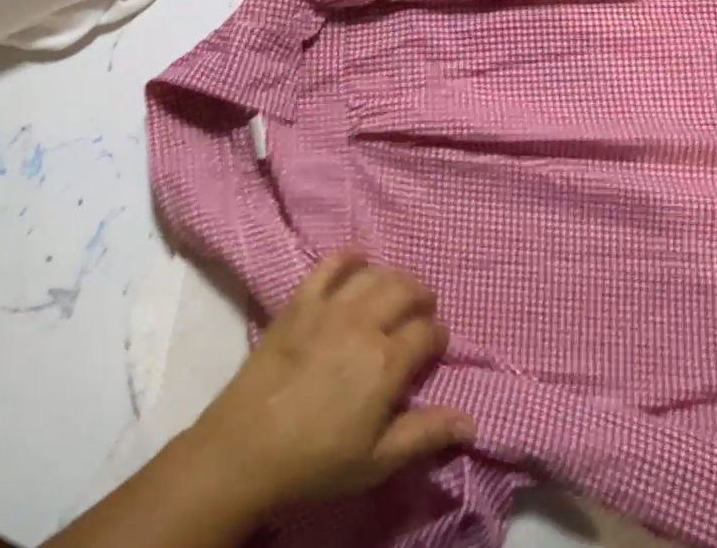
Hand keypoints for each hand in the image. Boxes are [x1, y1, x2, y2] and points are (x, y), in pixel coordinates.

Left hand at [182, 253, 474, 511]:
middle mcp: (362, 324)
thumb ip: (425, 434)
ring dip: (393, 277)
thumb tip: (472, 421)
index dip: (438, 336)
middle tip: (423, 311)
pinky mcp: (298, 303)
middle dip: (422, 296)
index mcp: (386, 362)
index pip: (428, 332)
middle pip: (405, 290)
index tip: (436, 347)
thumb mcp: (378, 460)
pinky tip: (357, 261)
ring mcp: (328, 308)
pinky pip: (328, 266)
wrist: (244, 449)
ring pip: (373, 274)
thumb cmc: (316, 460)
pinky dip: (348, 257)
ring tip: (396, 291)